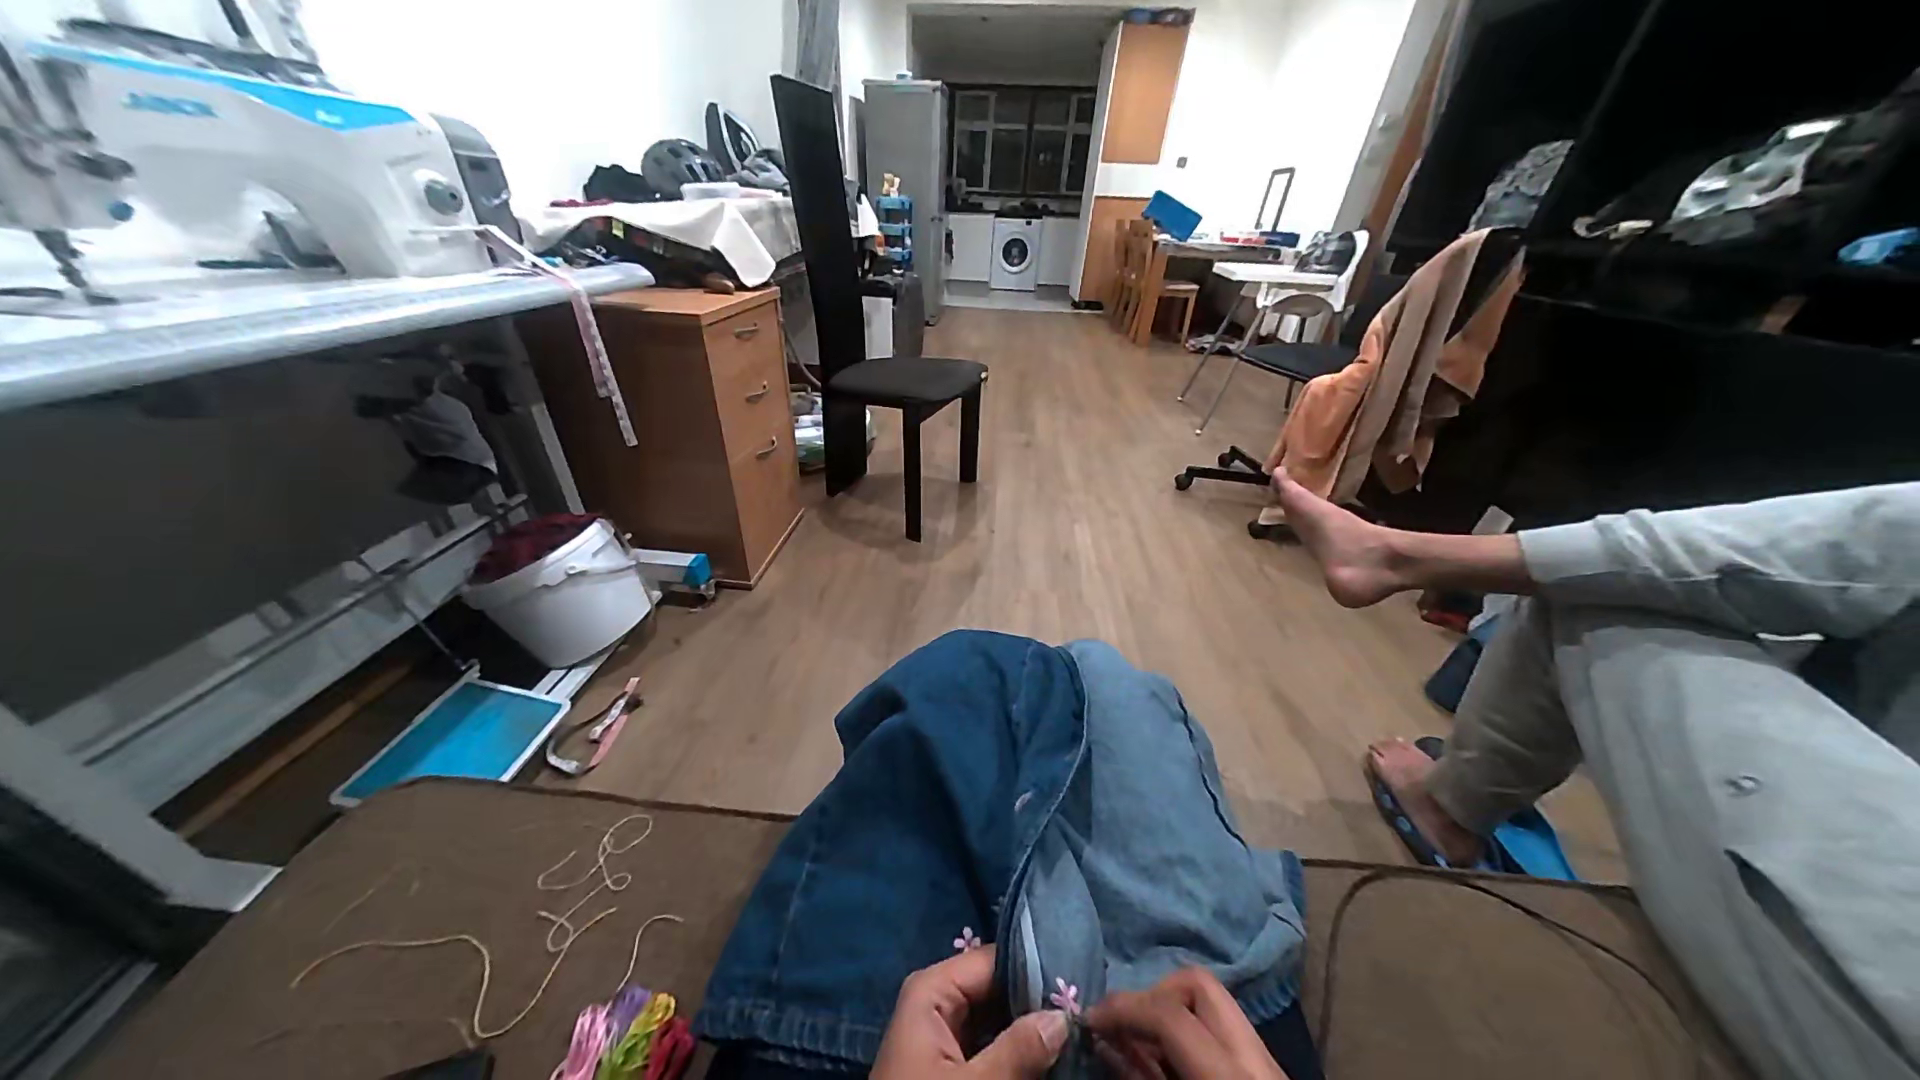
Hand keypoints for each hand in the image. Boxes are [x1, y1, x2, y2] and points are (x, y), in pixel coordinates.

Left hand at [871, 945, 1069, 1079]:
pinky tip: (1050, 1056)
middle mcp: (937, 1000)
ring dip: (1031, 1030)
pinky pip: (990, 1044)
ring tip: (1075, 1031)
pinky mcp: (950, 1065)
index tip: (1078, 987)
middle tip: (1082, 1014)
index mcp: (932, 989)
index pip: (994, 960)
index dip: (1036, 970)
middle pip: (997, 988)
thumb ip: (1019, 1050)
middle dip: (1037, 1003)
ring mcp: (943, 1033)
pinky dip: (1016, 1051)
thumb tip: (1062, 1017)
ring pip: (998, 1019)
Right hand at [1085, 968, 1288, 1079]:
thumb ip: (1140, 1079)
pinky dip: (1190, 1036)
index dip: (1122, 1009)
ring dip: (1170, 1012)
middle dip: (1153, 995)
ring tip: (1140, 1045)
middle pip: (1198, 985)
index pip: (1170, 1014)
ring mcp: (1269, 1065)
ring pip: (1212, 1005)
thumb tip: (1106, 1043)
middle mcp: (1257, 1060)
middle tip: (1124, 1027)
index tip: (1090, 1021)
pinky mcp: (1270, 1075)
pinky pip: (1223, 1034)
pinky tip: (1167, 1064)